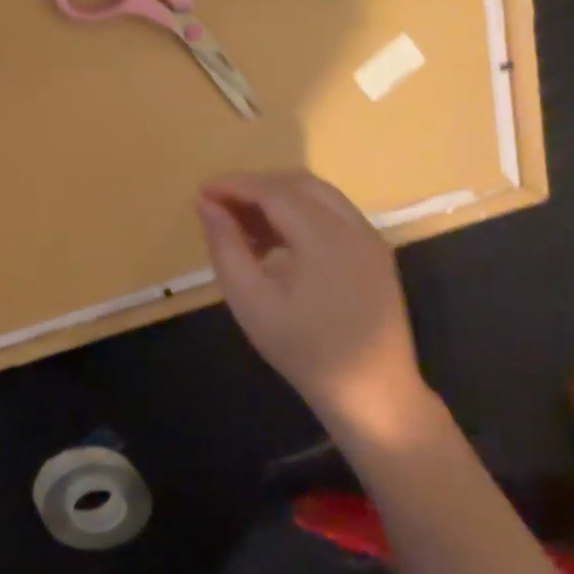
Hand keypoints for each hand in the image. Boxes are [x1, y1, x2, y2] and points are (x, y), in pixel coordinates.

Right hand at [195, 170, 429, 423]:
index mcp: (326, 239)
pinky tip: (270, 242)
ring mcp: (370, 241)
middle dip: (255, 186)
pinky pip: (332, 216)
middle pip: (300, 184)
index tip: (199, 192)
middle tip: (216, 205)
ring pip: (319, 197)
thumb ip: (225, 245)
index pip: (274, 191)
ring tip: (238, 224)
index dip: (233, 185)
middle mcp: (355, 229)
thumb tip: (205, 204)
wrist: (371, 389)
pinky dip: (297, 214)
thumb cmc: (302, 346)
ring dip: (276, 199)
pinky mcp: (374, 256)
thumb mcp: (248, 298)